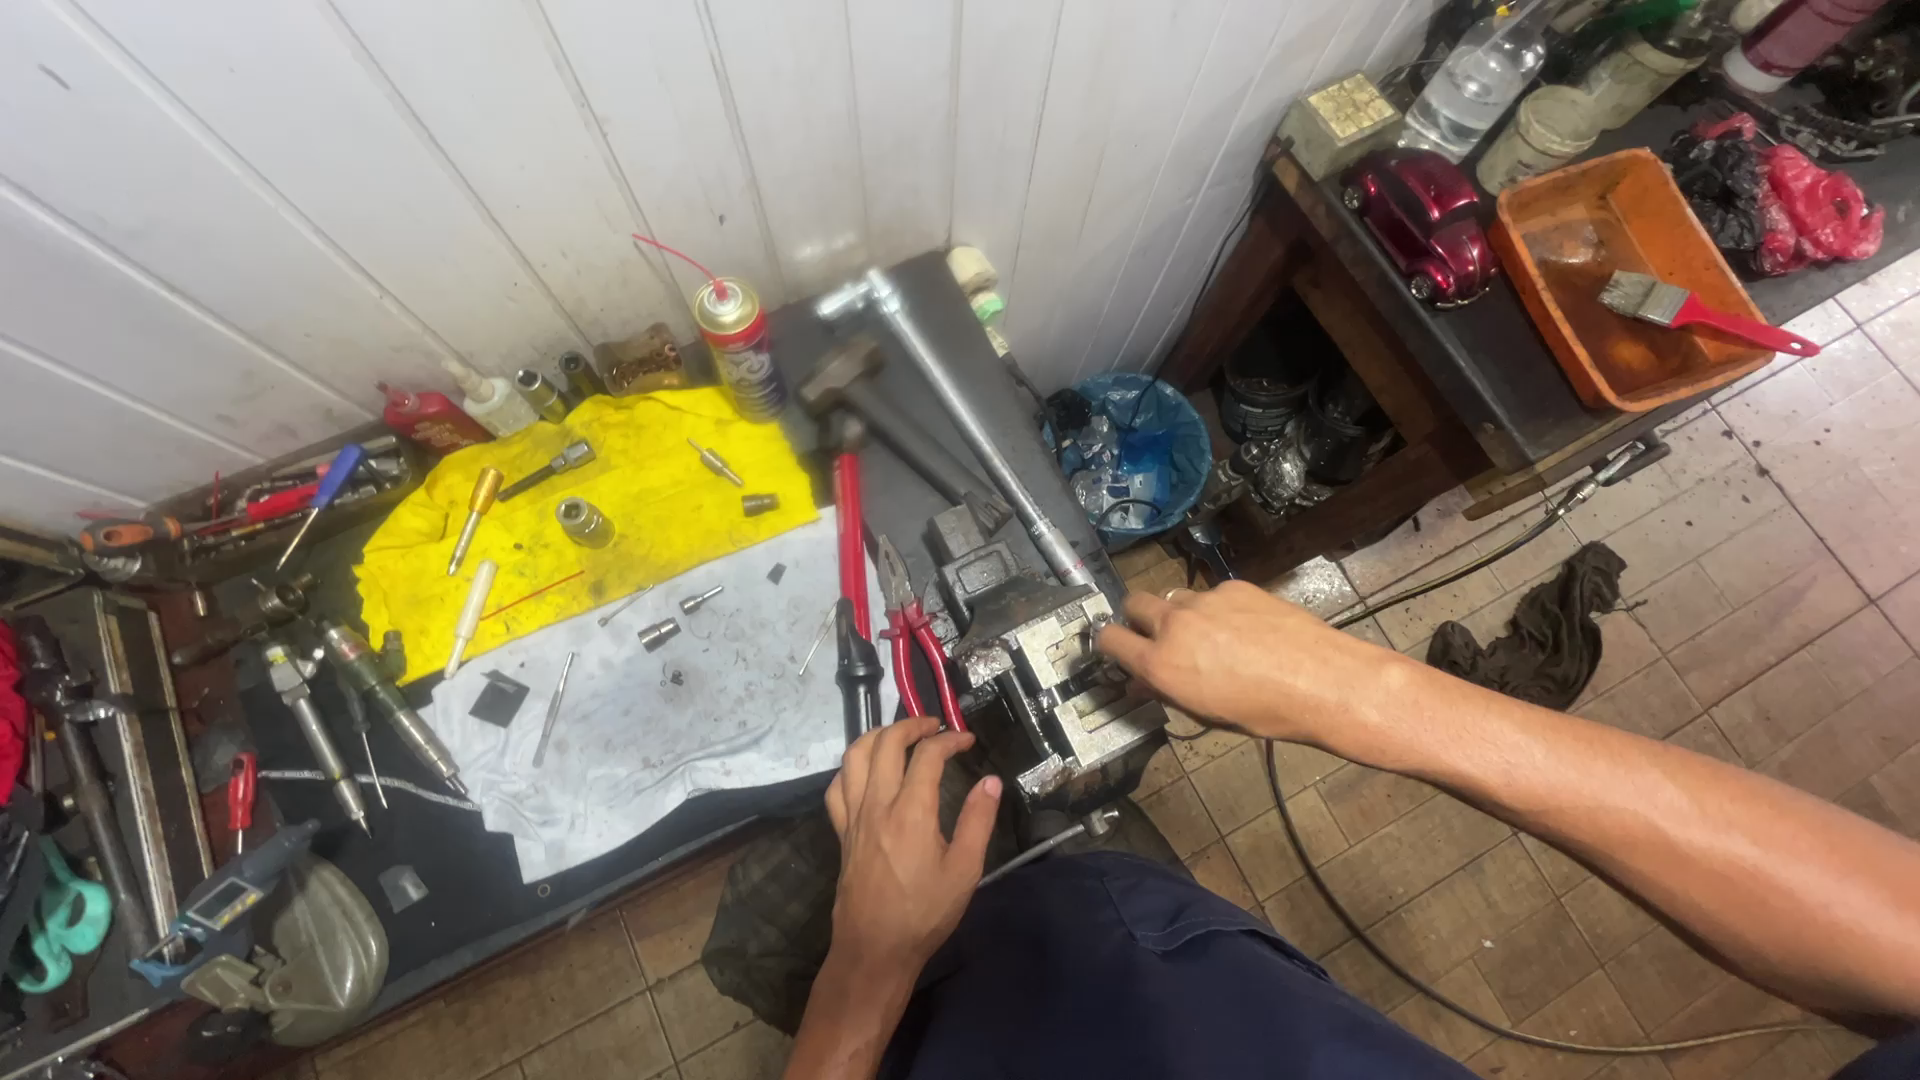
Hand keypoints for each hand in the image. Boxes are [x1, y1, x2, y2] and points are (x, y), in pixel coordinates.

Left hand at [824, 716, 1001, 984]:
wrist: (874, 950)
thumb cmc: (924, 914)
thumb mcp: (964, 871)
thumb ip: (978, 821)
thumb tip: (991, 782)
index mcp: (911, 812)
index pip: (928, 755)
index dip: (950, 739)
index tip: (967, 741)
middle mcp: (878, 804)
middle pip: (886, 742)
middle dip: (912, 724)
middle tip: (934, 727)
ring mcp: (854, 816)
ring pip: (855, 756)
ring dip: (877, 735)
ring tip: (898, 735)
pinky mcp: (841, 832)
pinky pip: (837, 787)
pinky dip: (851, 767)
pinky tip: (867, 771)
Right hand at [1095, 580, 1390, 741]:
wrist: (1322, 682)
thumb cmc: (1263, 713)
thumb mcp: (1205, 712)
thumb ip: (1167, 690)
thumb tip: (1143, 683)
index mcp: (1160, 662)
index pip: (1109, 638)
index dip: (1108, 643)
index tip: (1118, 648)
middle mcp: (1174, 624)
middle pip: (1133, 603)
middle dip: (1137, 618)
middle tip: (1157, 636)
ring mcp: (1204, 600)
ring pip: (1173, 597)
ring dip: (1179, 613)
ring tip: (1207, 634)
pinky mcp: (1234, 586)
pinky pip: (1211, 594)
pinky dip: (1217, 608)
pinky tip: (1244, 627)